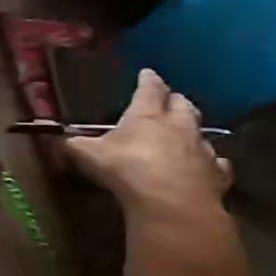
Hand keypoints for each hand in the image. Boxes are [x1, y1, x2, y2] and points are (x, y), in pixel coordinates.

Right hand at [66, 69, 231, 219]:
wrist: (170, 203)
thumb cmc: (125, 169)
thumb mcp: (86, 154)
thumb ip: (73, 143)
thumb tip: (59, 137)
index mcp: (147, 116)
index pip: (149, 90)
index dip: (148, 80)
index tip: (147, 73)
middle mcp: (178, 126)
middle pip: (183, 106)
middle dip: (175, 100)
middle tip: (169, 99)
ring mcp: (202, 150)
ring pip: (201, 132)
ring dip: (192, 129)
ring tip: (185, 131)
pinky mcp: (216, 174)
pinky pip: (215, 162)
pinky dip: (209, 160)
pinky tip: (205, 164)